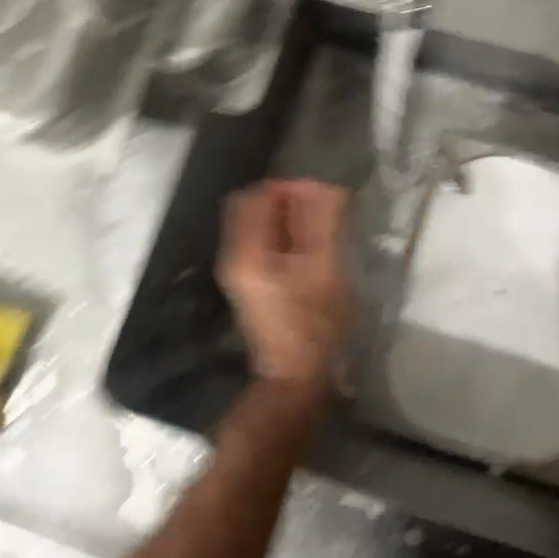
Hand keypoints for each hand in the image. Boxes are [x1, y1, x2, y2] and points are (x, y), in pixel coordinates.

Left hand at [218, 180, 350, 384]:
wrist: (295, 372)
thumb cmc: (315, 320)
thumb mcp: (325, 266)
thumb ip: (321, 222)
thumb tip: (320, 185)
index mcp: (247, 251)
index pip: (258, 195)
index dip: (290, 187)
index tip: (321, 195)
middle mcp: (233, 255)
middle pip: (250, 205)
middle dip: (283, 198)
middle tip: (319, 207)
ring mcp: (236, 269)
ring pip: (253, 222)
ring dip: (282, 214)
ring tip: (316, 224)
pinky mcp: (246, 280)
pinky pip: (257, 239)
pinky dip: (279, 232)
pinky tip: (305, 244)